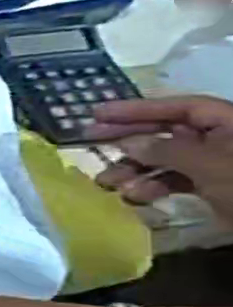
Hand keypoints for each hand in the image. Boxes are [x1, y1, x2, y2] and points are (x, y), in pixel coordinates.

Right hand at [89, 95, 232, 216]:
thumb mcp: (213, 166)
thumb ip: (167, 151)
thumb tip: (127, 141)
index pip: (185, 108)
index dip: (141, 108)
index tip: (96, 113)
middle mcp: (228, 140)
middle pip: (171, 131)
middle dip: (130, 139)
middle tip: (88, 140)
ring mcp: (222, 164)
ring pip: (166, 158)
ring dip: (133, 169)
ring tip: (109, 184)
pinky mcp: (217, 186)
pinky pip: (175, 180)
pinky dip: (150, 187)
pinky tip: (134, 198)